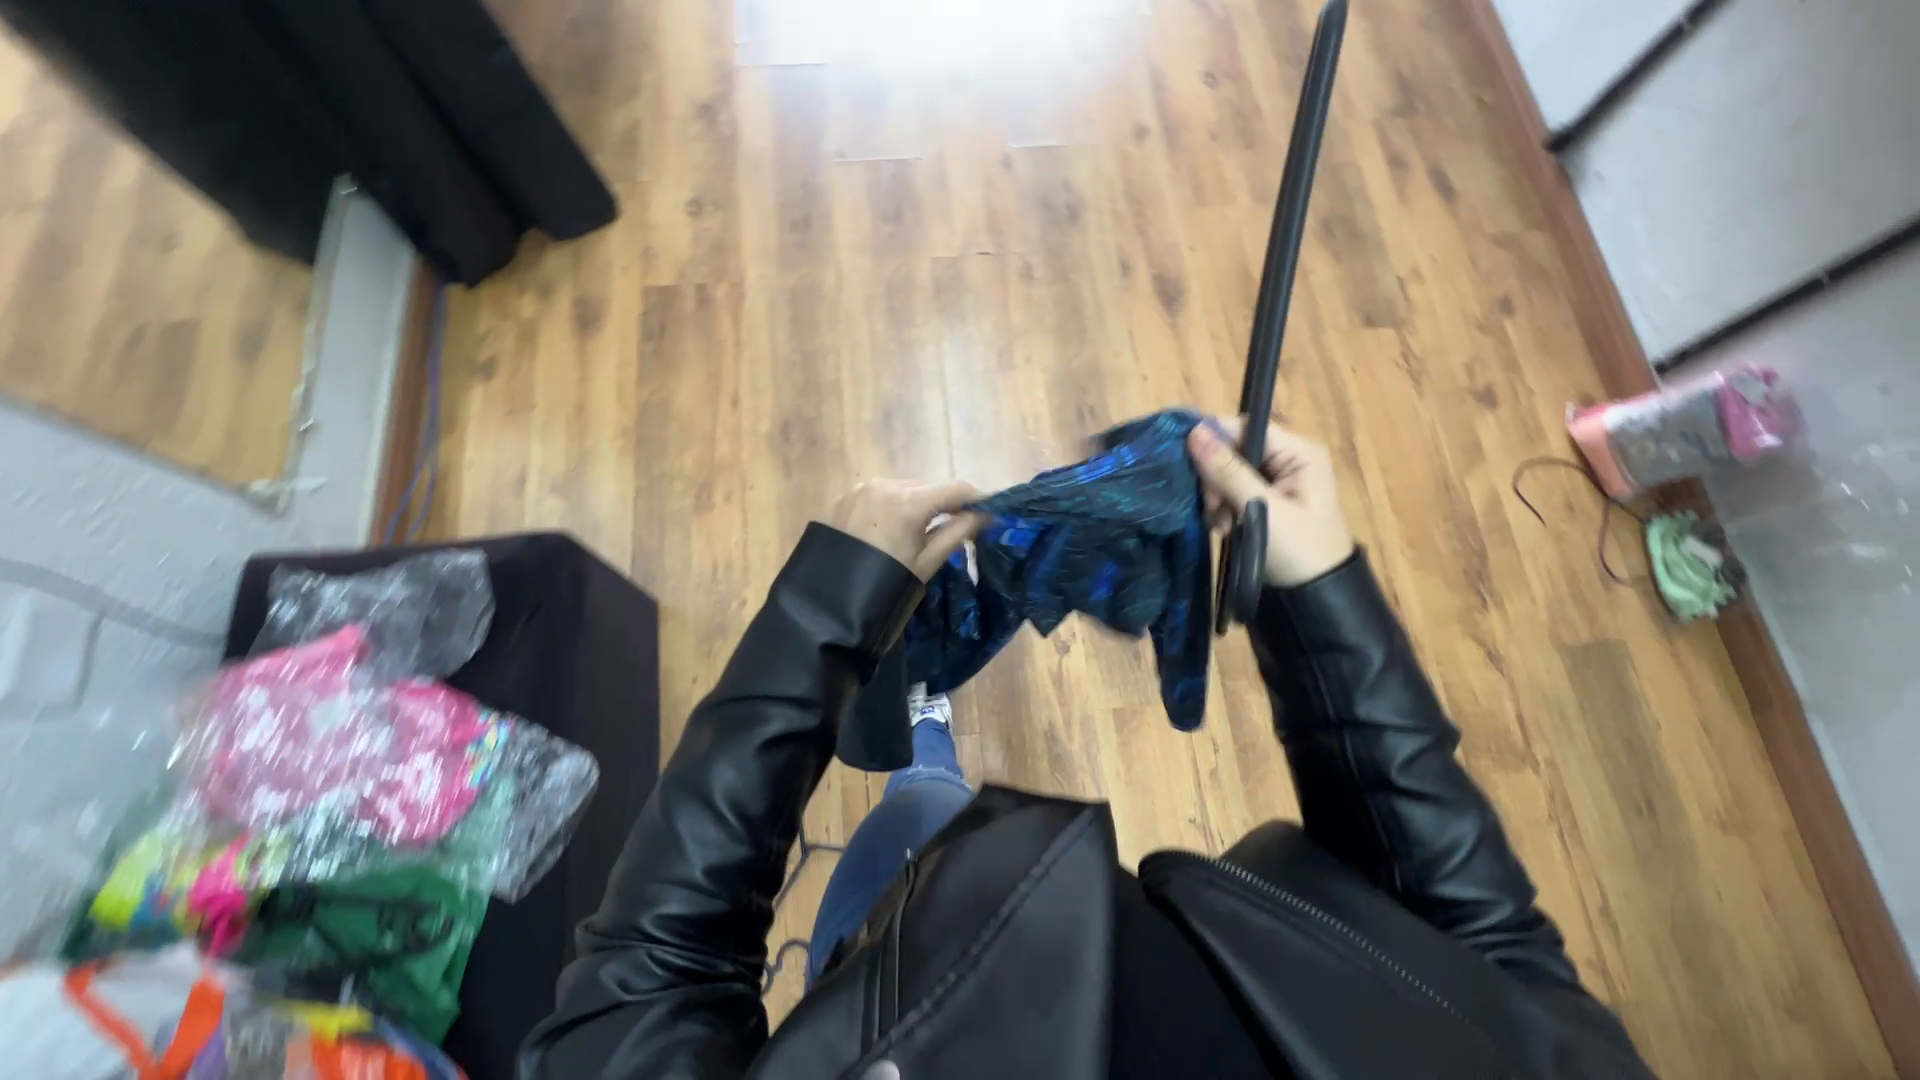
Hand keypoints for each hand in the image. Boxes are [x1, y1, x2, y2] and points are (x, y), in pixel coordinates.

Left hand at [826, 479, 986, 579]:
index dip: (977, 498)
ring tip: (923, 529)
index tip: (991, 511)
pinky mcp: (845, 498)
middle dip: (945, 503)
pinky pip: (879, 495)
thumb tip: (985, 515)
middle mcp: (886, 484)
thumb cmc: (886, 586)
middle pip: (928, 487)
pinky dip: (892, 506)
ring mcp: (862, 489)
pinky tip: (893, 528)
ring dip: (918, 503)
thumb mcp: (927, 562)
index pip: (956, 489)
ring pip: (903, 489)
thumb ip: (957, 533)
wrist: (830, 605)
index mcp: (909, 500)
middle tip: (959, 524)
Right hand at [1188, 418, 1354, 586]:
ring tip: (1220, 525)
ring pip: (1227, 473)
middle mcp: (1288, 460)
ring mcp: (1276, 482)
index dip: (1216, 443)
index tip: (1195, 471)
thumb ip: (1228, 470)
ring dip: (1216, 497)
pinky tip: (1222, 528)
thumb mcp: (1262, 509)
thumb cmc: (1298, 551)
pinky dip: (1221, 508)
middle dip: (1215, 478)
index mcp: (1299, 453)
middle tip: (1213, 509)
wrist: (1315, 600)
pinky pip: (1231, 492)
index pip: (1245, 427)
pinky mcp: (1263, 502)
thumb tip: (1194, 431)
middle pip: (1234, 450)